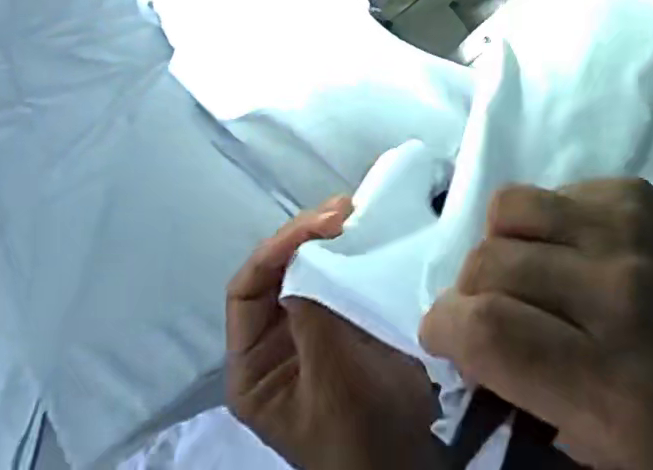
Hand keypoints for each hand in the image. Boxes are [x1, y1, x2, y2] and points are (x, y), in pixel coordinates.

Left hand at [227, 197, 441, 469]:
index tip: (317, 227)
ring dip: (328, 234)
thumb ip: (312, 324)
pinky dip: (352, 248)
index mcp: (254, 364)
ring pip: (309, 266)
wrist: (405, 460)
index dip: (274, 252)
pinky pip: (342, 274)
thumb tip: (300, 264)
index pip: (247, 291)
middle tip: (343, 208)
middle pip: (276, 271)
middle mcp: (277, 339)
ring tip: (355, 210)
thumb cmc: (358, 433)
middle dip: (303, 234)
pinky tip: (369, 230)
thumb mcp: (330, 384)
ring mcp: (314, 326)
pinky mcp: (348, 317)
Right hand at [420, 179, 652, 468]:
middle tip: (484, 309)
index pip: (493, 329)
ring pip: (510, 207)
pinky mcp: (633, 193)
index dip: (446, 325)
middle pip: (491, 262)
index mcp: (611, 383)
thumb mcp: (610, 457)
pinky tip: (569, 251)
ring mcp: (627, 231)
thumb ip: (529, 405)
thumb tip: (467, 346)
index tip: (443, 334)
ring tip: (521, 270)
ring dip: (497, 243)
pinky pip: (551, 192)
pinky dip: (541, 222)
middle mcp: (617, 295)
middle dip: (467, 288)